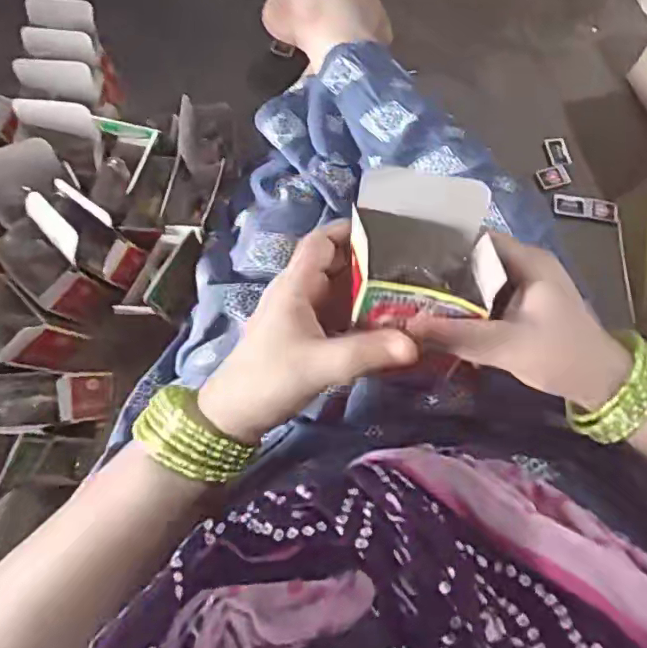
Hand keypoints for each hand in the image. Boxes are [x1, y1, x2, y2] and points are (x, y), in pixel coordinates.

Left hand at [198, 221, 418, 442]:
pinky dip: (358, 315)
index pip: (321, 241)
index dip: (350, 231)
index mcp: (295, 285)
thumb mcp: (321, 364)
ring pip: (338, 292)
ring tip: (405, 294)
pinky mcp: (303, 336)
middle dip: (369, 263)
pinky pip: (336, 315)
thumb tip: (413, 344)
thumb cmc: (269, 378)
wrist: (232, 416)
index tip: (387, 233)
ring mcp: (299, 315)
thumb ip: (367, 352)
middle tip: (409, 269)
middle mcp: (297, 293)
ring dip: (366, 292)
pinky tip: (382, 326)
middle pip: (335, 264)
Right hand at [407, 233, 631, 407]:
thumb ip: (456, 335)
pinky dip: (470, 306)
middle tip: (407, 282)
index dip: (445, 244)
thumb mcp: (506, 346)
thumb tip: (408, 326)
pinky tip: (445, 318)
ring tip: (418, 298)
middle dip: (444, 271)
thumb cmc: (561, 355)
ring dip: (456, 291)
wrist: (603, 385)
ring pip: (482, 280)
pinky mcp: (527, 306)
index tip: (411, 257)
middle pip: (477, 258)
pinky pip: (490, 297)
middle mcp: (528, 265)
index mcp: (529, 260)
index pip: (478, 237)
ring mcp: (529, 286)